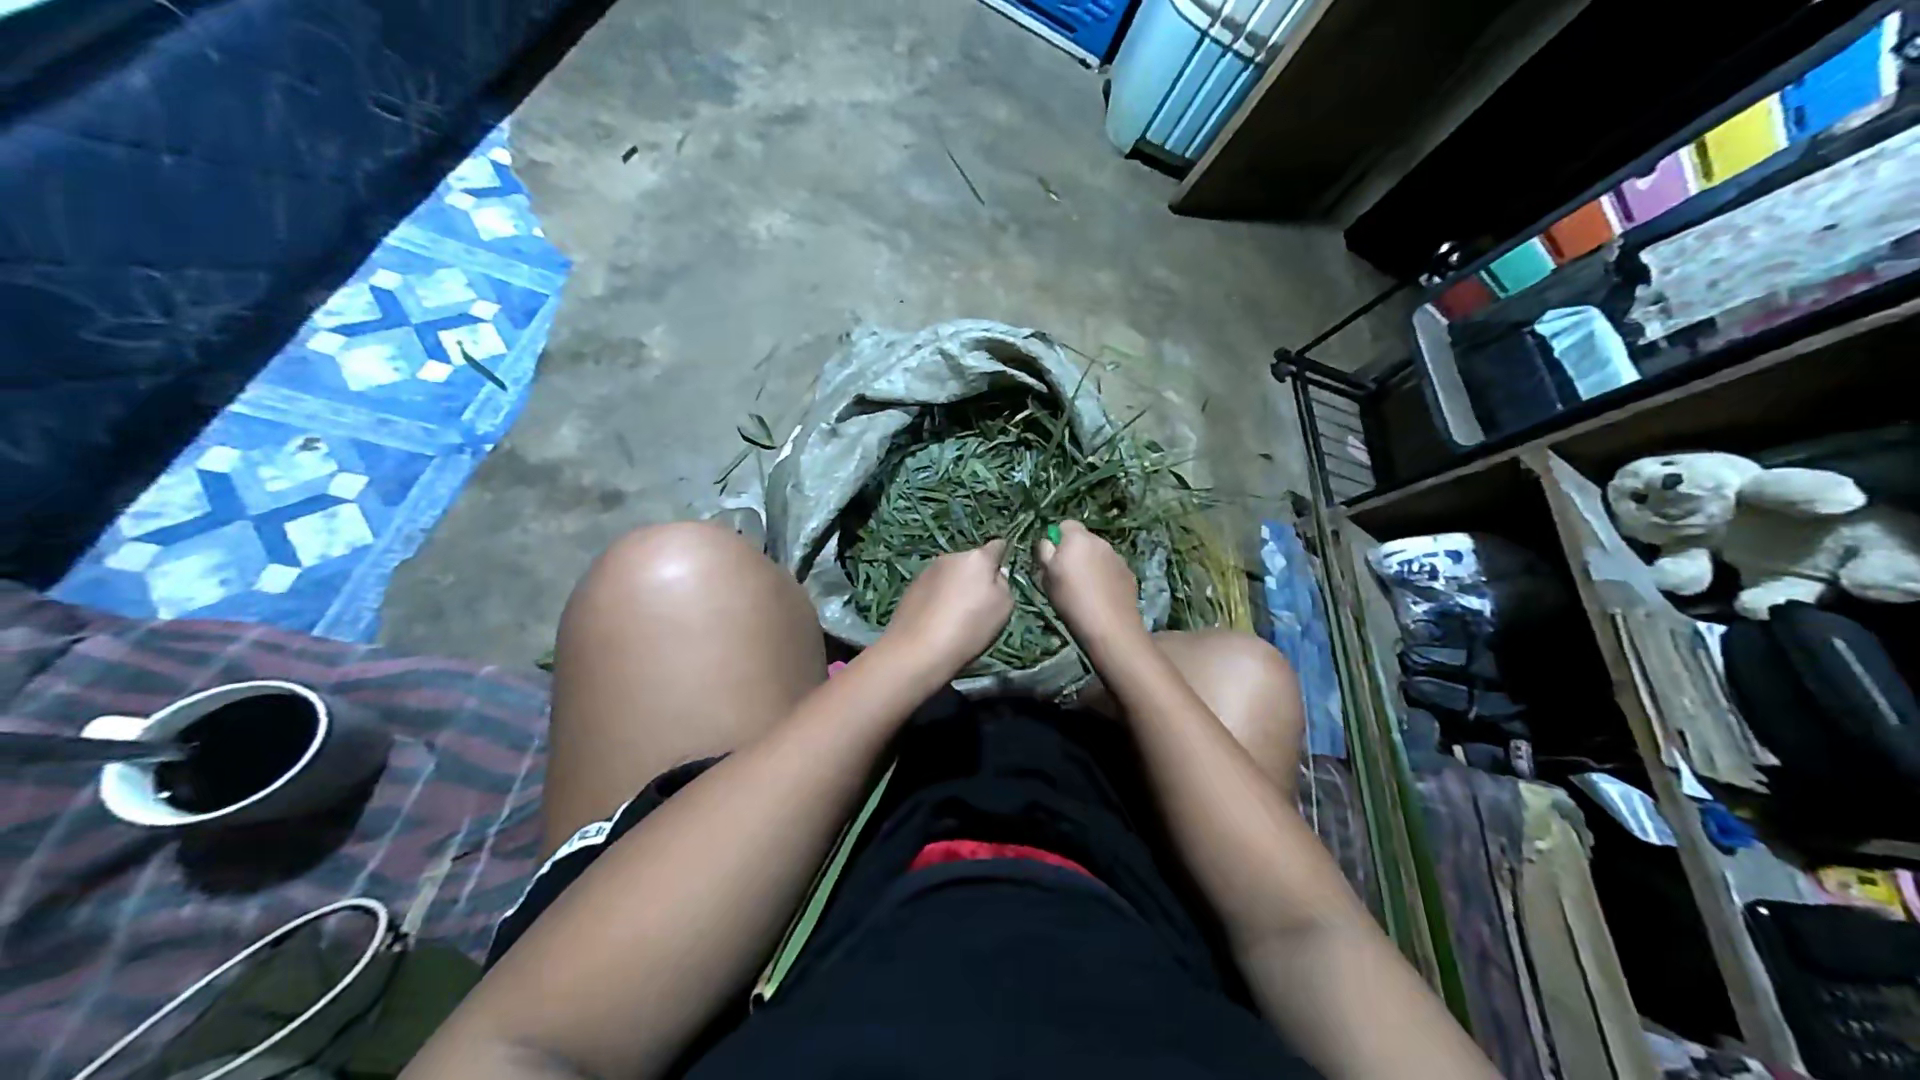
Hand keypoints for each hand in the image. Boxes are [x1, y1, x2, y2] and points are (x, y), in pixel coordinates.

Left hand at [884, 540, 1014, 671]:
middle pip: (971, 562)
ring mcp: (927, 571)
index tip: (1000, 574)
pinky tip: (937, 620)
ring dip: (955, 588)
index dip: (1002, 557)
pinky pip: (933, 589)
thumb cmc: (969, 627)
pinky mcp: (910, 588)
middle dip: (976, 577)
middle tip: (979, 604)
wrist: (918, 649)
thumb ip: (1003, 585)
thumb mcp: (1004, 607)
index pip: (996, 546)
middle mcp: (950, 557)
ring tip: (955, 616)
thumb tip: (995, 575)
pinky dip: (938, 599)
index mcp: (977, 558)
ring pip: (950, 575)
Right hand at [1034, 521, 1143, 647]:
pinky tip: (1102, 596)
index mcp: (1078, 539)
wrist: (1110, 625)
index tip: (1055, 558)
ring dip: (1092, 564)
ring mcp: (1118, 557)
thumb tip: (1047, 542)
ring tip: (1087, 589)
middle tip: (1069, 575)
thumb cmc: (1071, 599)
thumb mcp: (1046, 576)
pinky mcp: (1129, 574)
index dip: (1058, 538)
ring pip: (1099, 554)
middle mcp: (1101, 542)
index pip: (1066, 524)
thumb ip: (1044, 553)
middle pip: (1085, 539)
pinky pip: (1112, 568)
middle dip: (1076, 551)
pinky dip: (1106, 576)